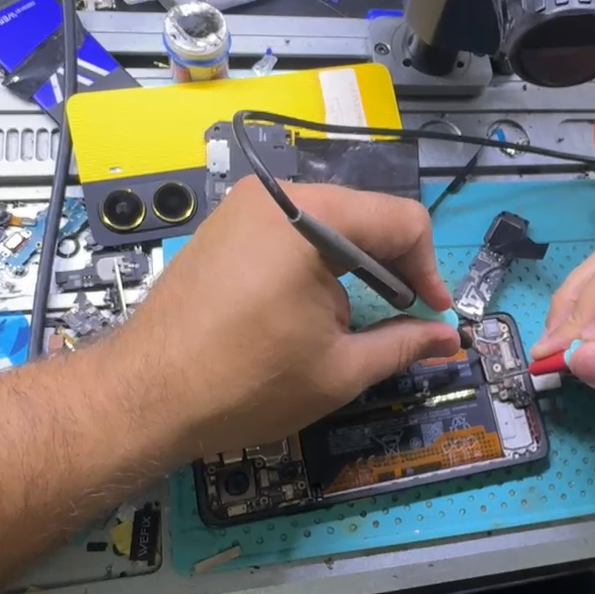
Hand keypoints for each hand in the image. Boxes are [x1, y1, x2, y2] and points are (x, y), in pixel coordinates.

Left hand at [110, 177, 461, 460]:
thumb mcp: (341, 369)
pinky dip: (319, 265)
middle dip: (394, 269)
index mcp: (311, 217)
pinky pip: (292, 232)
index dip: (431, 269)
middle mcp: (277, 196)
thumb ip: (405, 344)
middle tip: (405, 318)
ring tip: (358, 319)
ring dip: (357, 268)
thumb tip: (450, 339)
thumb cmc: (248, 383)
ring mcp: (244, 208)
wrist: (144, 398)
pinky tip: (314, 307)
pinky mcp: (225, 228)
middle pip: (366, 217)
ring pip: (330, 225)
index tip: (435, 314)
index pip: (403, 220)